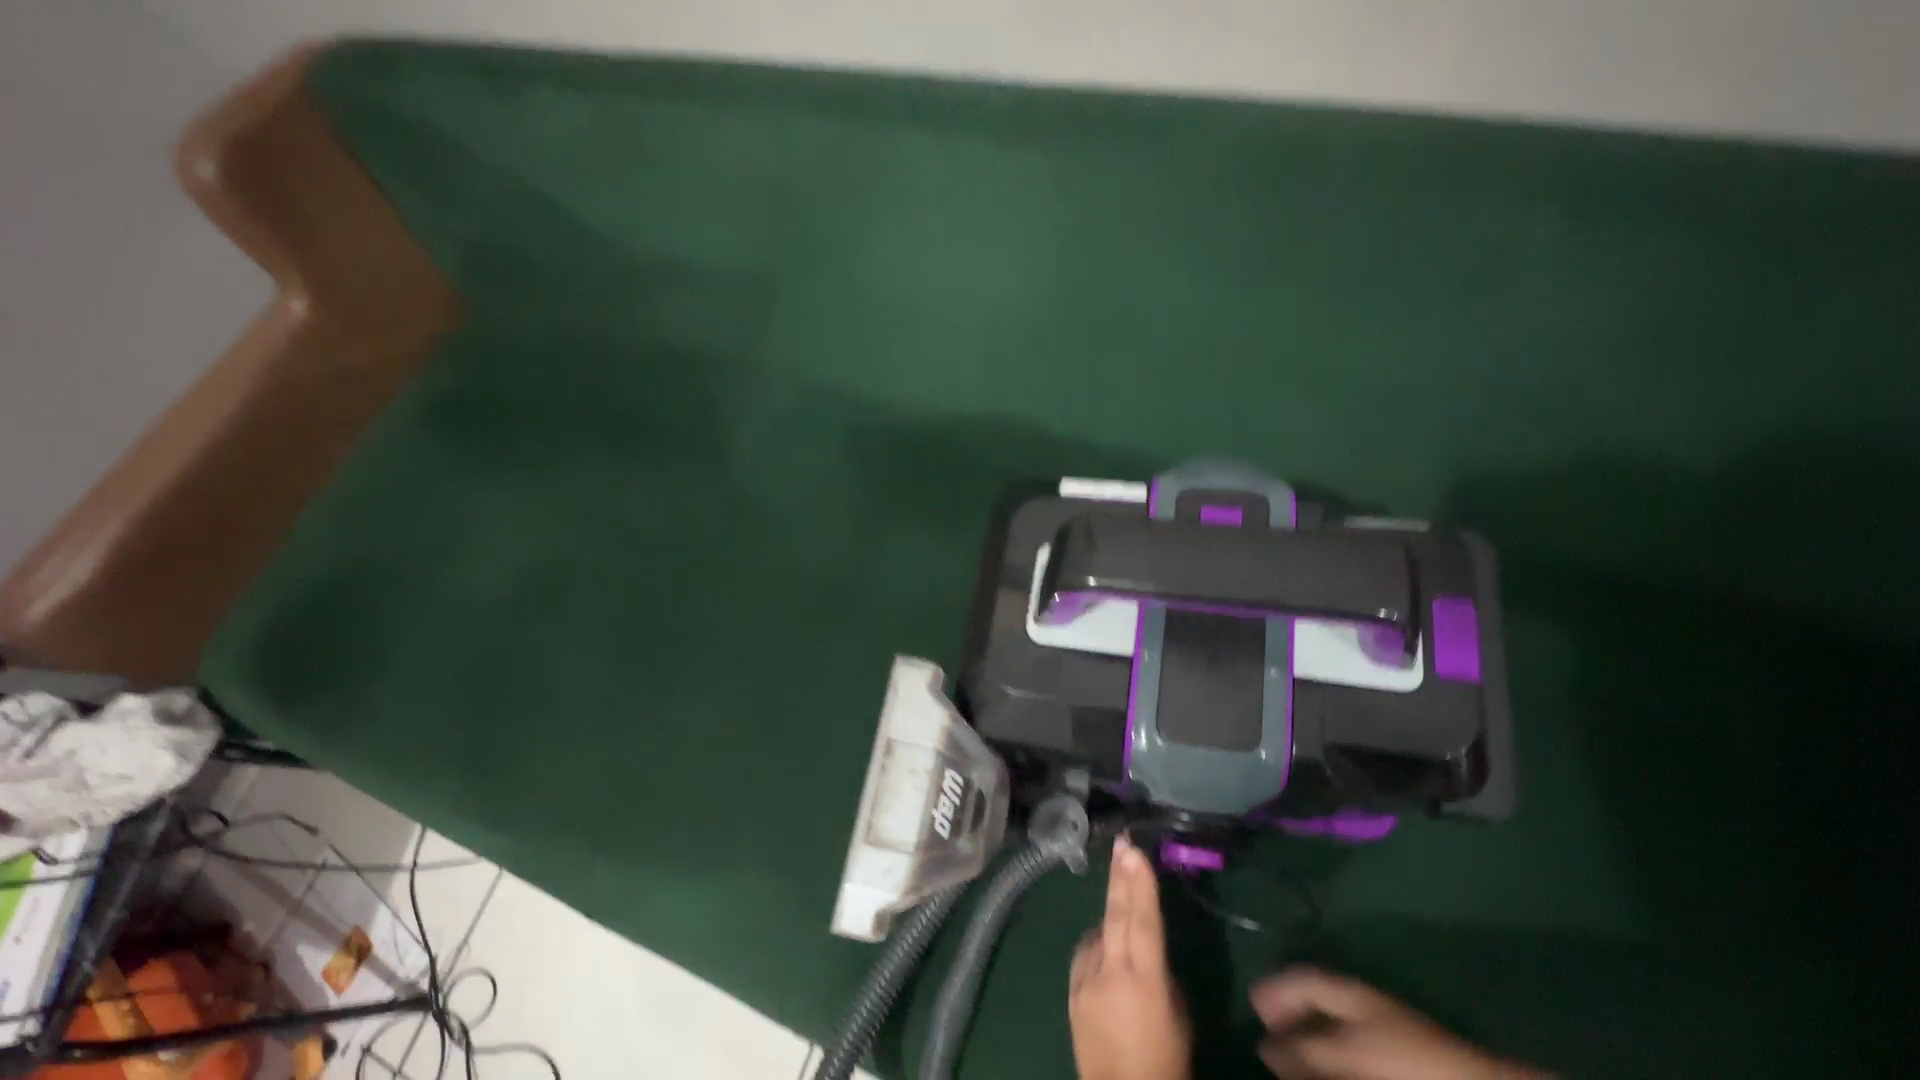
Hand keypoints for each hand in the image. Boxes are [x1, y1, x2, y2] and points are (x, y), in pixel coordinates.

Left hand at [1068, 835, 1190, 1079]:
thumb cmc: (1166, 1062)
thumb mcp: (1178, 1015)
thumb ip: (1160, 974)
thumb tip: (1146, 949)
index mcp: (1144, 979)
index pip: (1143, 921)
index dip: (1140, 884)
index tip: (1135, 851)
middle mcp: (1109, 973)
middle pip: (1115, 916)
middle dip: (1120, 877)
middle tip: (1122, 844)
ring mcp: (1084, 982)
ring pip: (1099, 934)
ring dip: (1112, 917)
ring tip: (1125, 898)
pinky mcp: (1070, 993)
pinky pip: (1086, 956)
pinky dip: (1099, 946)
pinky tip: (1108, 948)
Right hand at [1251, 967, 1542, 1079]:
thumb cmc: (1401, 1063)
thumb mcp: (1343, 1051)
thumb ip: (1302, 1048)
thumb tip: (1263, 1045)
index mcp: (1347, 991)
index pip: (1300, 978)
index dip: (1272, 990)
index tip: (1252, 1012)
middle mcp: (1359, 1006)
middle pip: (1312, 1003)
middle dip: (1287, 1021)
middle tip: (1268, 1044)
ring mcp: (1377, 1035)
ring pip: (1329, 1031)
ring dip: (1306, 1044)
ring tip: (1291, 1066)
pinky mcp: (1389, 1062)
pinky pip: (1347, 1053)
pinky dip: (1329, 1060)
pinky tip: (1324, 1071)